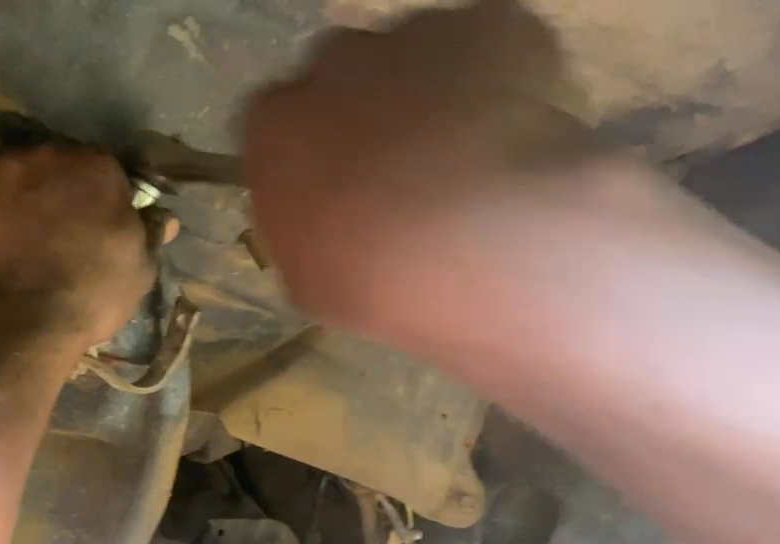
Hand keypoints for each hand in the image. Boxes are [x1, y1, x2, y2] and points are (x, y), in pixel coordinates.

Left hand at [0, 142, 161, 351]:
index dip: (102, 197)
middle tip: (59, 223)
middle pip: (63, 159)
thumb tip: (164, 219)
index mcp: (103, 168)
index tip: (97, 222)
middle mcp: (58, 152)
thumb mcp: (139, 272)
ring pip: (24, 157)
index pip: (106, 169)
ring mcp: (13, 164)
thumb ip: (149, 237)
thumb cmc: (91, 297)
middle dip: (64, 185)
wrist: (26, 318)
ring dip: (28, 177)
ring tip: (24, 212)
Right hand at [242, 0, 608, 348]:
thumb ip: (302, 233)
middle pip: (337, 79)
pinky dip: (494, 84)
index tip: (327, 191)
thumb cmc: (371, 275)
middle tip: (392, 177)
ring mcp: (411, 36)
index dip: (303, 157)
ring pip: (411, 59)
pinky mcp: (489, 23)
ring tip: (458, 164)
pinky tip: (506, 140)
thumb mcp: (309, 281)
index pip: (273, 127)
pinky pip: (484, 48)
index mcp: (273, 128)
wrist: (479, 237)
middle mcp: (331, 63)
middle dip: (360, 118)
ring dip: (425, 100)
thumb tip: (320, 226)